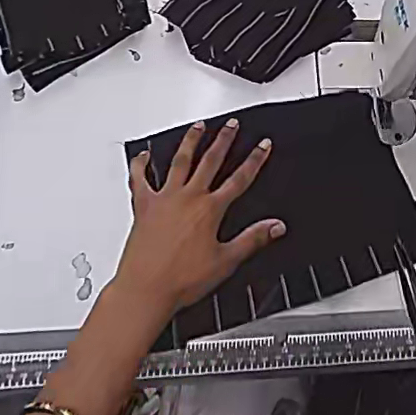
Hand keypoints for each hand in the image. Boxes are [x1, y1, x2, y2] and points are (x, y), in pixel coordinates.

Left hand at [113, 119, 284, 319]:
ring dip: (190, 141)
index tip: (262, 146)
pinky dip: (141, 164)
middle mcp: (188, 198)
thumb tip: (275, 227)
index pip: (239, 179)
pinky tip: (145, 154)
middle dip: (224, 140)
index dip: (254, 160)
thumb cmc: (182, 279)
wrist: (146, 289)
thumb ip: (252, 240)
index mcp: (210, 210)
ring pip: (180, 161)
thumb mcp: (226, 261)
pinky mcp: (143, 206)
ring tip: (198, 126)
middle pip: (210, 161)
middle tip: (231, 125)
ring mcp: (164, 198)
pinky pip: (140, 179)